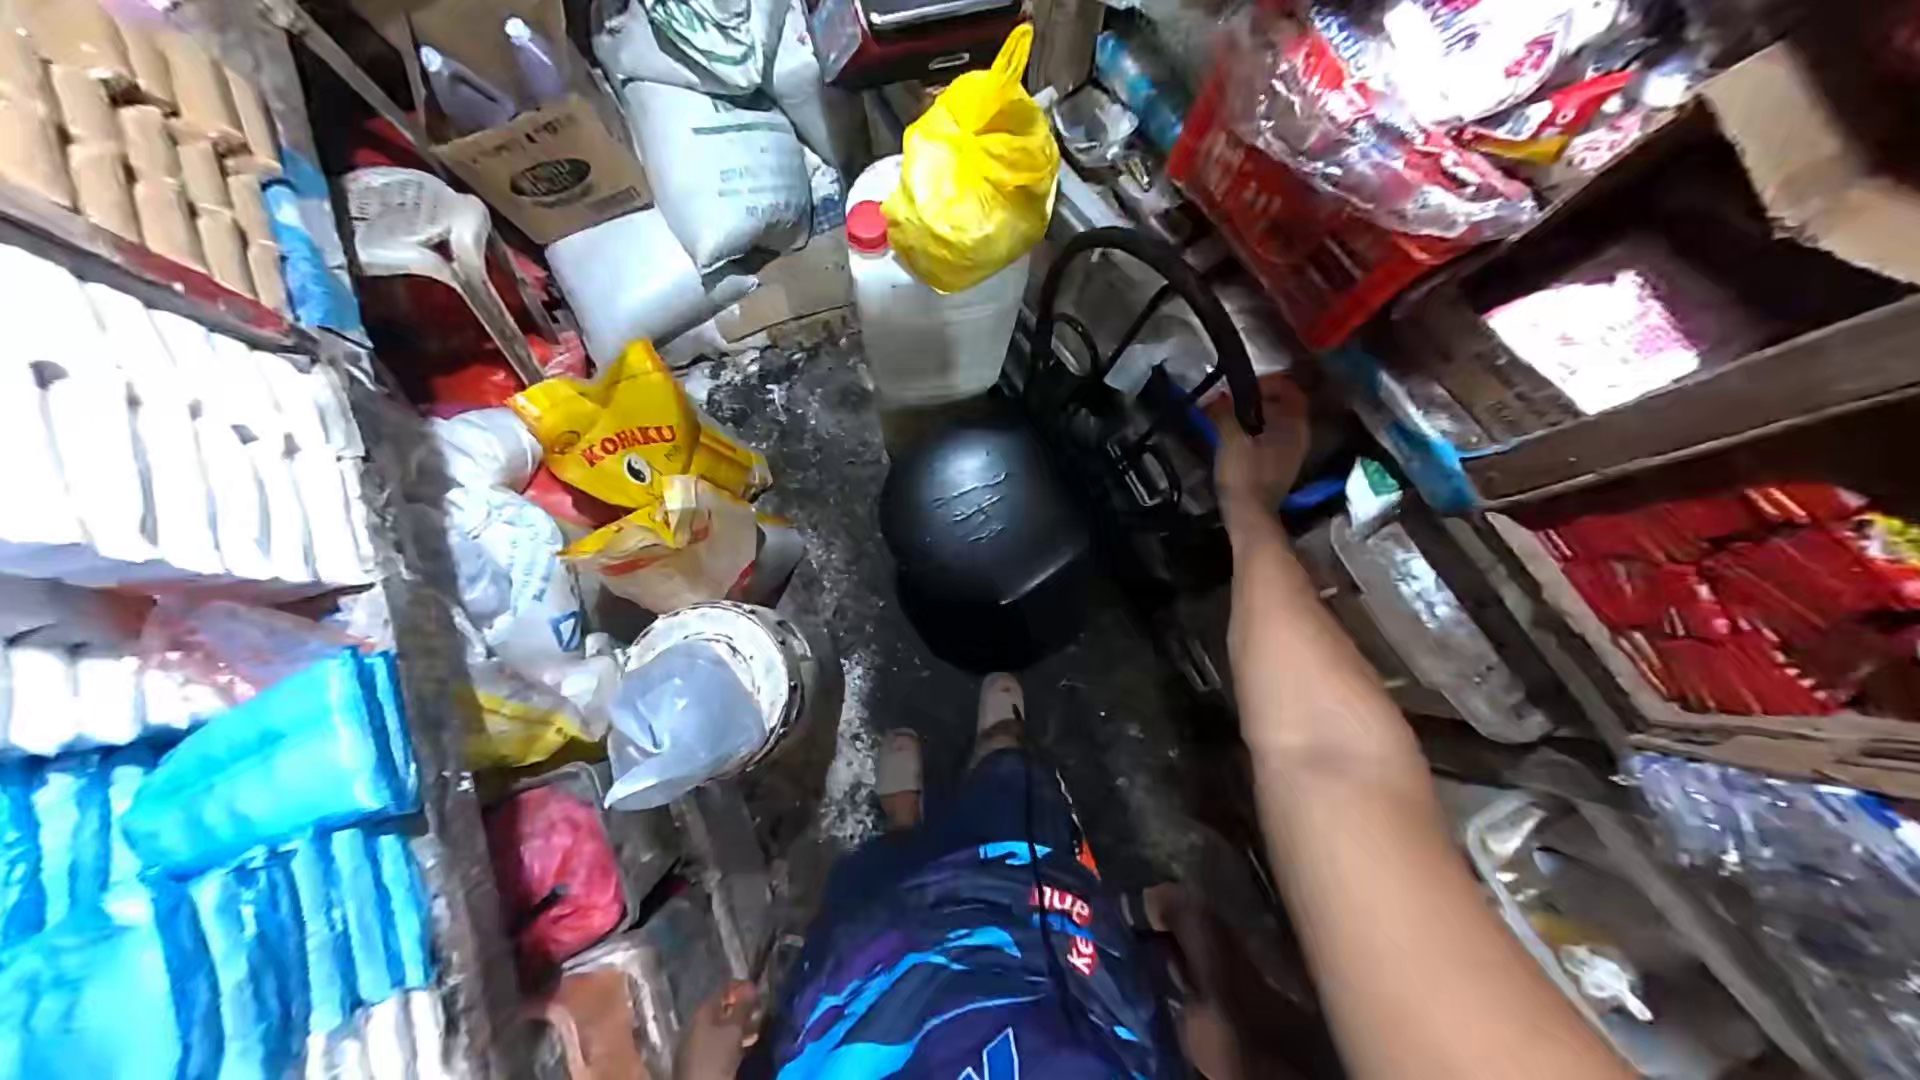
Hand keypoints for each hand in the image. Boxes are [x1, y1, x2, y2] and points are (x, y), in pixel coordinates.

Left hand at [675, 981, 760, 1079]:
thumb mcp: (734, 1029)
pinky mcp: (699, 1063)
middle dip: (742, 1008)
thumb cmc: (716, 1058)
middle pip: (721, 1009)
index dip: (741, 987)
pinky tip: (746, 1045)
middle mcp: (696, 1025)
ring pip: (721, 1028)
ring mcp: (695, 1045)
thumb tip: (751, 986)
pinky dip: (733, 1041)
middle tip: (759, 1010)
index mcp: (701, 1013)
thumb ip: (743, 1006)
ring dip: (740, 1025)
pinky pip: (718, 1043)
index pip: (722, 989)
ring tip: (758, 1029)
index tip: (758, 992)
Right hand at [1207, 375, 1309, 522]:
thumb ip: (1225, 412)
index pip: (1289, 388)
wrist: (1250, 515)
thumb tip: (1218, 396)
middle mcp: (1300, 434)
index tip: (1240, 387)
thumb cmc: (1243, 473)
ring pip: (1276, 422)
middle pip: (1282, 405)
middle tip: (1230, 401)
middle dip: (1257, 399)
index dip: (1266, 382)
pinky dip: (1255, 432)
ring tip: (1229, 419)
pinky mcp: (1280, 466)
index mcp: (1294, 423)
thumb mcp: (1230, 437)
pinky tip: (1236, 439)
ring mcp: (1292, 452)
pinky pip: (1271, 438)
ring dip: (1254, 416)